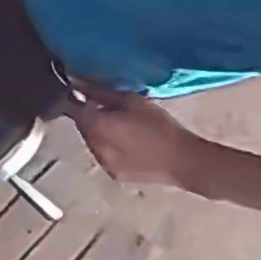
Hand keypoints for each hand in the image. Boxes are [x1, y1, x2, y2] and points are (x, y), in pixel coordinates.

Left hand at [69, 81, 211, 188]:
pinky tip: (125, 144)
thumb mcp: (129, 101)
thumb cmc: (159, 126)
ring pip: (91, 141)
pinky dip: (107, 147)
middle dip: (89, 116)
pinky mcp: (114, 175)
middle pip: (81, 125)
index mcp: (94, 126)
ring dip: (98, 133)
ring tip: (119, 128)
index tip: (90, 95)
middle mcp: (92, 145)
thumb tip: (77, 84)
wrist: (187, 162)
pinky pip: (103, 155)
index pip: (73, 107)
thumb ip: (99, 93)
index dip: (80, 99)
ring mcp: (102, 162)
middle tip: (109, 111)